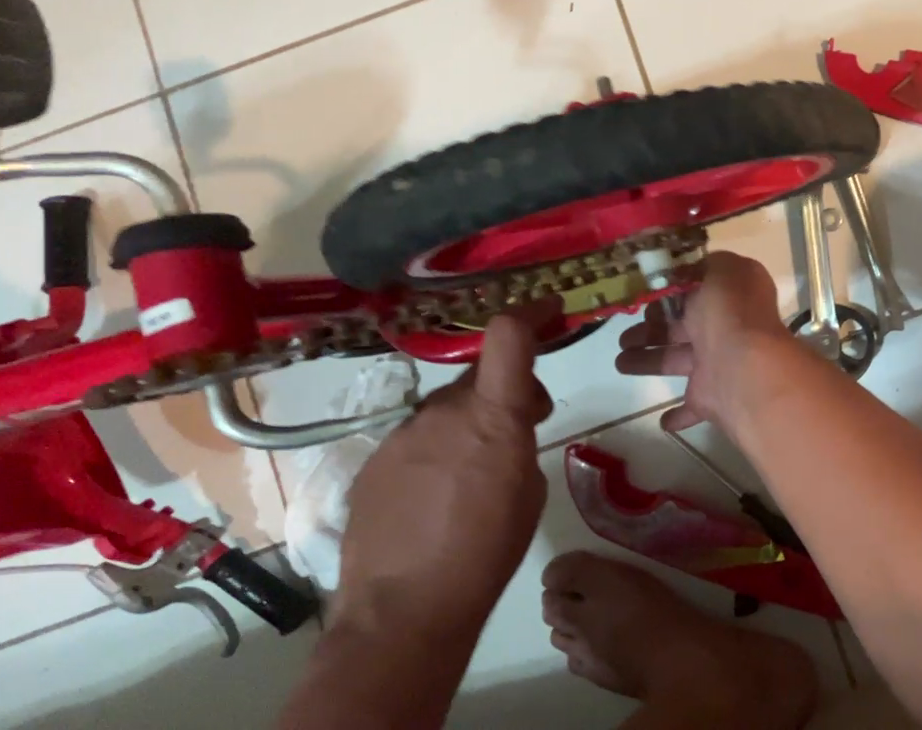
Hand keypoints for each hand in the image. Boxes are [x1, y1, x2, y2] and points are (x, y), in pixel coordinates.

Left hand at [331, 310, 554, 638]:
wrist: (404, 611)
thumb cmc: (489, 549)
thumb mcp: (529, 487)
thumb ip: (518, 441)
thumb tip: (505, 430)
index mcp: (493, 415)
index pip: (508, 336)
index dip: (531, 314)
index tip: (549, 310)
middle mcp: (442, 413)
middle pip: (480, 378)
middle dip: (505, 393)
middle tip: (523, 428)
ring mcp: (400, 437)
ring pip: (446, 412)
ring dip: (467, 426)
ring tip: (473, 476)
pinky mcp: (372, 465)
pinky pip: (417, 442)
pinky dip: (435, 454)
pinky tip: (437, 498)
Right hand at [616, 251, 800, 432]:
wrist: (743, 366)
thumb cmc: (729, 312)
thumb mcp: (719, 270)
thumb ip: (702, 267)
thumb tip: (689, 270)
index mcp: (729, 297)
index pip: (695, 291)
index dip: (668, 294)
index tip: (642, 298)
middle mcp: (726, 328)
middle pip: (682, 327)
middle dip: (651, 330)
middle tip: (623, 337)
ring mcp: (719, 364)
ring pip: (678, 361)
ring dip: (650, 361)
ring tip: (619, 363)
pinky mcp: (710, 396)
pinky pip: (691, 408)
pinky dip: (678, 415)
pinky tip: (662, 419)